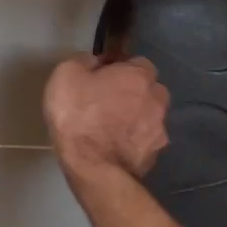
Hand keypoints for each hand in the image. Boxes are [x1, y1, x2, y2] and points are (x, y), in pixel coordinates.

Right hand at [43, 54, 170, 179]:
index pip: (141, 63)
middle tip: (110, 96)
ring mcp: (159, 130)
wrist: (93, 165)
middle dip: (137, 90)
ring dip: (137, 115)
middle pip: (152, 90)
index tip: (104, 73)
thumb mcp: (66, 74)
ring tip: (111, 123)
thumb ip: (84, 62)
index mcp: (136, 77)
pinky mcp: (156, 155)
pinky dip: (134, 137)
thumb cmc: (77, 112)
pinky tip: (114, 142)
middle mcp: (155, 101)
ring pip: (151, 115)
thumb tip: (96, 62)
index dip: (123, 66)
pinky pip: (145, 138)